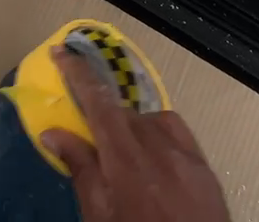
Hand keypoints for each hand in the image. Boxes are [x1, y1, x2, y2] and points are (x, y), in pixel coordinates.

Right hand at [41, 46, 231, 221]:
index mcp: (127, 161)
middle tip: (91, 139)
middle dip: (103, 115)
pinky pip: (177, 133)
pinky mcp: (206, 170)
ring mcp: (187, 157)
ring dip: (131, 126)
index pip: (99, 102)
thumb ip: (81, 170)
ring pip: (150, 120)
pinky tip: (155, 157)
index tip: (61, 52)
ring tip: (124, 154)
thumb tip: (53, 132)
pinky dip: (158, 133)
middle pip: (123, 112)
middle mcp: (159, 149)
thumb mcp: (100, 218)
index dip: (78, 73)